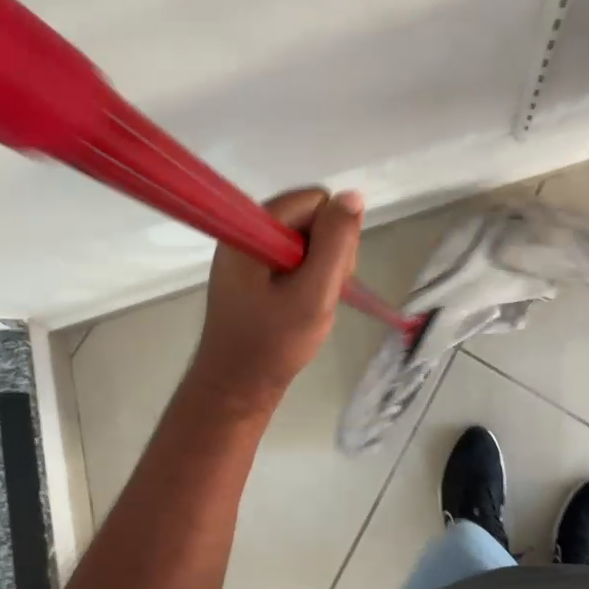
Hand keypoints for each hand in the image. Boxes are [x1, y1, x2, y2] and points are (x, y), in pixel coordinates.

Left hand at [188, 187, 364, 410]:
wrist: (235, 392)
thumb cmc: (272, 345)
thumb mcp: (314, 293)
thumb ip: (336, 243)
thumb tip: (353, 196)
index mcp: (251, 230)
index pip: (313, 200)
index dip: (332, 232)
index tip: (328, 273)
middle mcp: (248, 232)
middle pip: (311, 215)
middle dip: (328, 251)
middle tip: (320, 293)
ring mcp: (251, 252)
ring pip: (308, 237)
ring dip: (321, 267)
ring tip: (311, 304)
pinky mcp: (255, 271)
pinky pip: (296, 256)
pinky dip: (309, 277)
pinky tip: (303, 305)